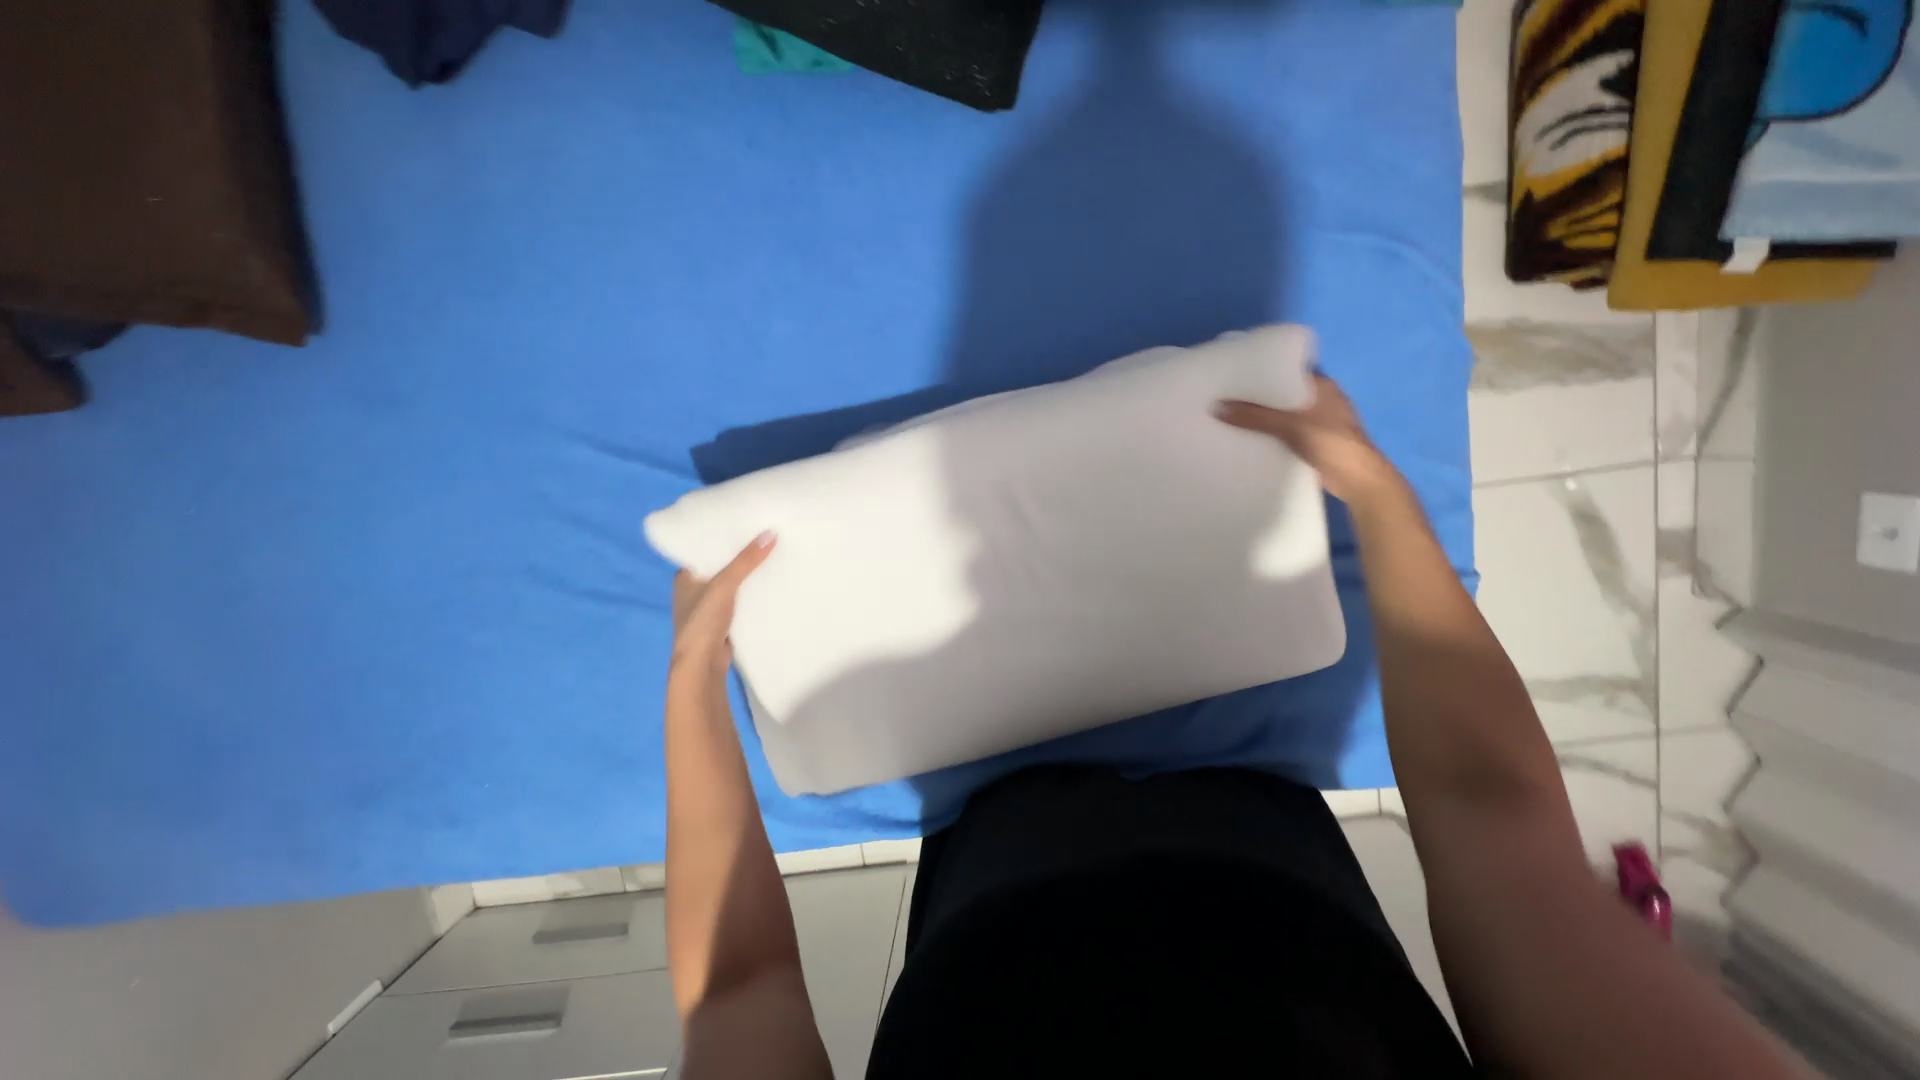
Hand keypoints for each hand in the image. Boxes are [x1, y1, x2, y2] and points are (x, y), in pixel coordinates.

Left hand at [670, 531, 775, 675]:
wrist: (702, 665)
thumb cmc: (702, 621)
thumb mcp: (724, 584)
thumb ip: (746, 560)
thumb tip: (771, 533)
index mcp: (684, 577)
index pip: (703, 549)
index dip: (722, 536)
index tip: (745, 522)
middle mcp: (694, 590)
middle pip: (720, 566)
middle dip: (740, 555)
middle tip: (765, 535)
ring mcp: (708, 607)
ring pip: (732, 584)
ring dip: (748, 575)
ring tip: (773, 554)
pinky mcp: (723, 621)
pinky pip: (740, 600)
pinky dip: (752, 594)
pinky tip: (771, 583)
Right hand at [1213, 374, 1402, 507]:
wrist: (1358, 481)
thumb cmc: (1331, 443)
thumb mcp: (1290, 425)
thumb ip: (1254, 416)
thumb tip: (1216, 406)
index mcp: (1322, 386)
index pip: (1287, 371)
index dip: (1261, 372)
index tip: (1233, 374)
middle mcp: (1320, 401)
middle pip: (1281, 395)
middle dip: (1256, 398)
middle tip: (1224, 396)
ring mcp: (1318, 424)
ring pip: (1281, 416)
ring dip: (1261, 419)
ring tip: (1228, 416)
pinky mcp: (1313, 444)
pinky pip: (1283, 435)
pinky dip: (1268, 436)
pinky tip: (1245, 439)